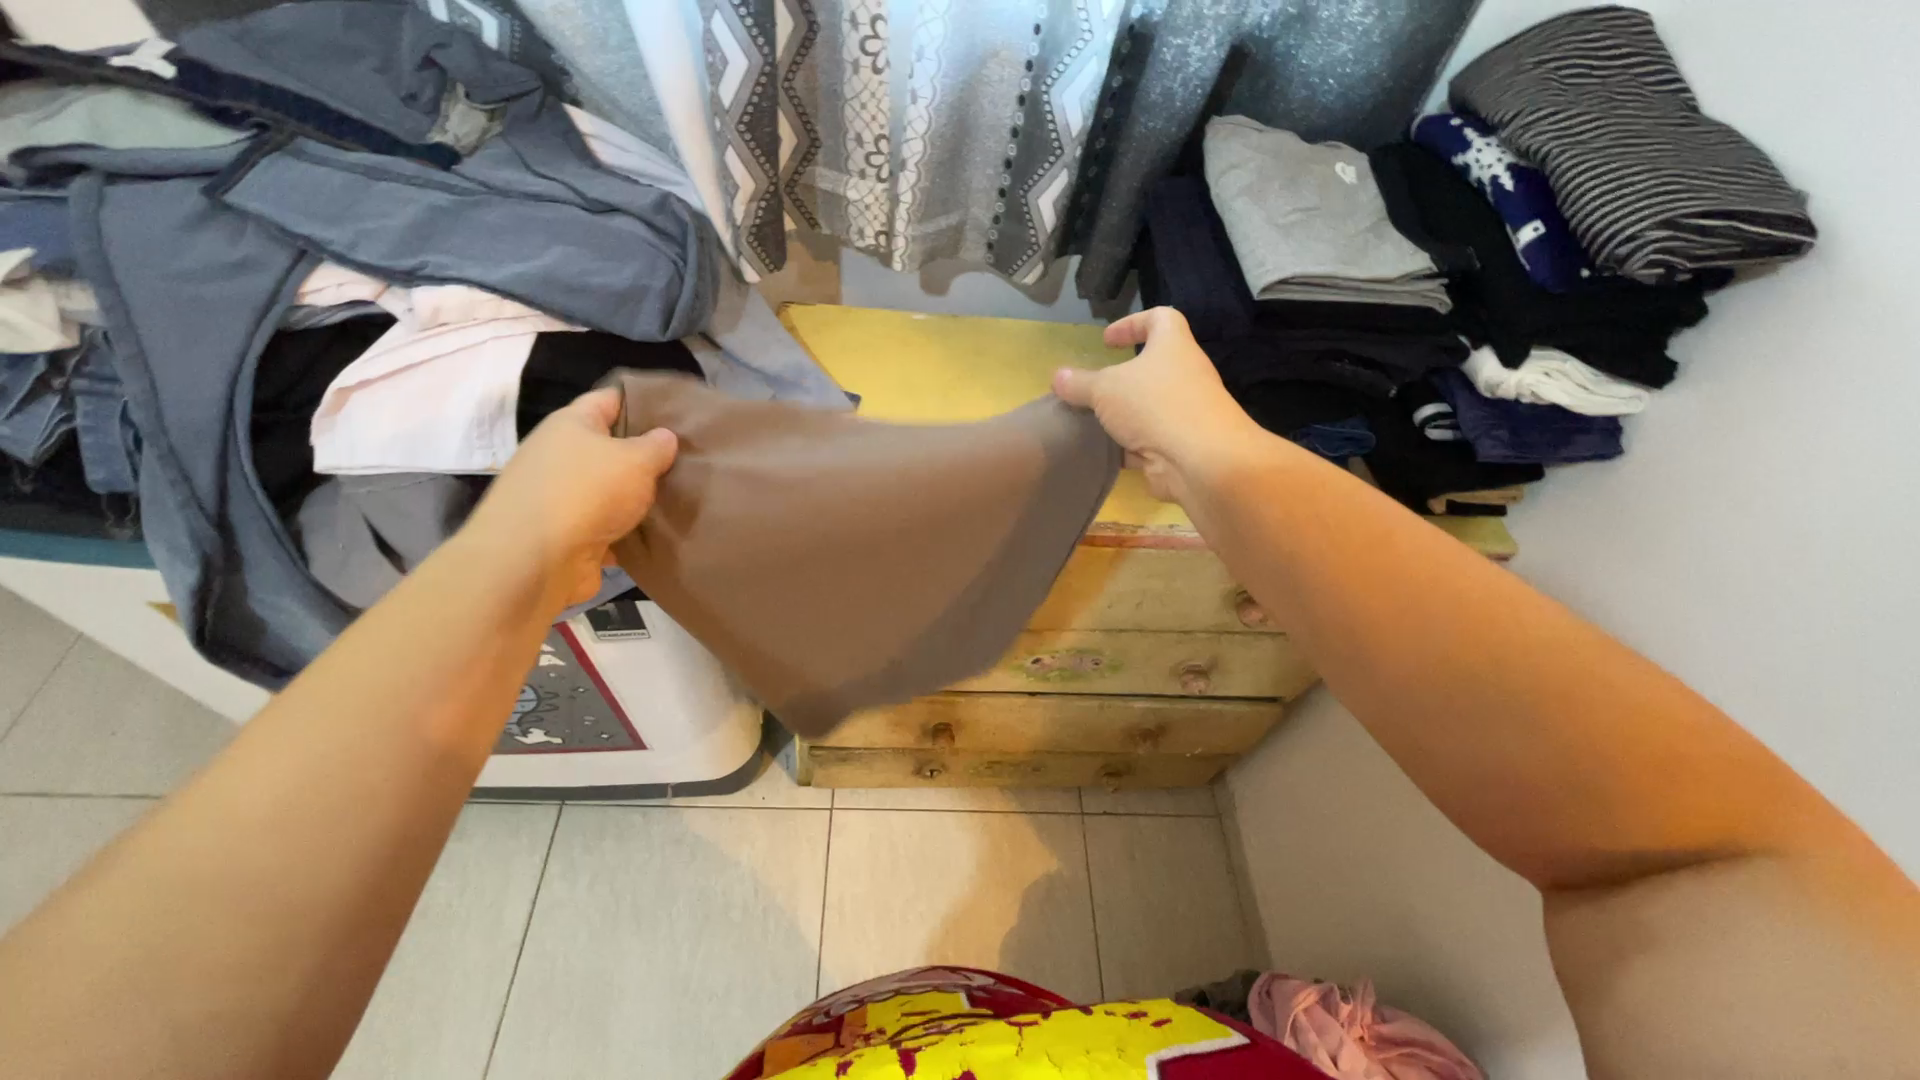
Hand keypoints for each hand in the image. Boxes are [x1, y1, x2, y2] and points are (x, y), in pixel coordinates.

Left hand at [460, 387, 677, 610]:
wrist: (535, 562)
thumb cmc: (586, 493)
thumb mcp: (634, 460)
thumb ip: (656, 446)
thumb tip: (665, 437)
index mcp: (572, 424)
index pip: (610, 398)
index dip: (644, 400)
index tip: (679, 409)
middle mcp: (561, 456)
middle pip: (611, 448)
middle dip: (647, 455)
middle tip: (691, 458)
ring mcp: (562, 498)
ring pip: (612, 491)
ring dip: (640, 497)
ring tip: (685, 496)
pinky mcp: (569, 536)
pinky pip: (609, 527)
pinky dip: (631, 531)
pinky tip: (665, 533)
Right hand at [1052, 306, 1268, 504]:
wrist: (1202, 461)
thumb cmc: (1155, 406)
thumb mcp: (1105, 390)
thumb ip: (1080, 384)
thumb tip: (1058, 377)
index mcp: (1173, 346)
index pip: (1160, 318)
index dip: (1133, 322)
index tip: (1107, 340)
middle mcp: (1185, 374)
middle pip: (1154, 367)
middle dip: (1122, 379)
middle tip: (1094, 389)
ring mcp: (1187, 411)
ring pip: (1150, 406)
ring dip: (1123, 415)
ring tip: (1092, 423)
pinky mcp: (1183, 444)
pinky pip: (1151, 439)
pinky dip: (1129, 445)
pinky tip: (1105, 453)